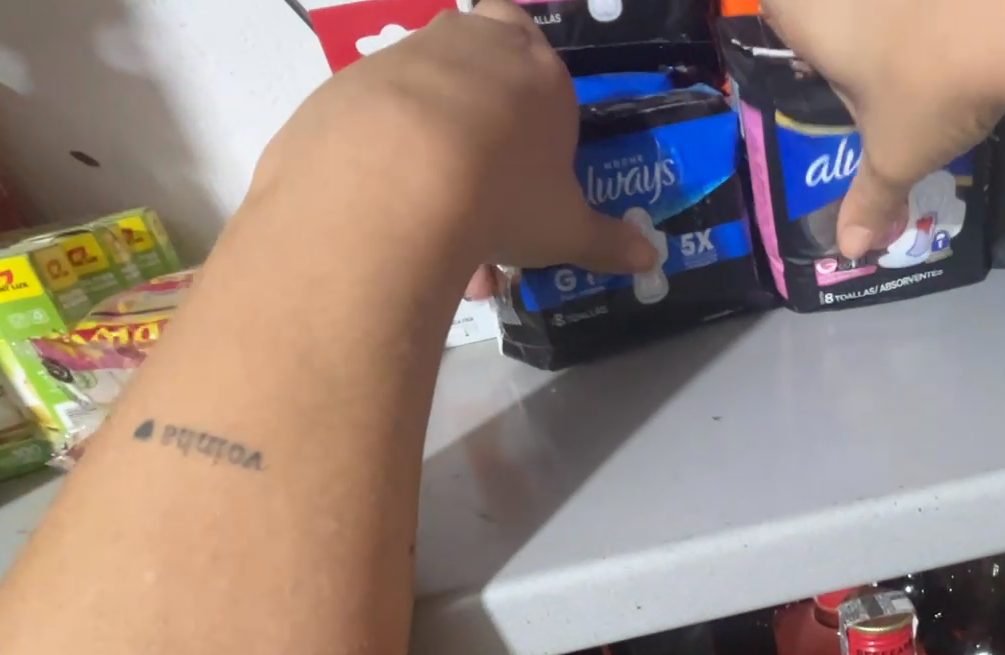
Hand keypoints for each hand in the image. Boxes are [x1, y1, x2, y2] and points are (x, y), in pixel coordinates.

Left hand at [255, 0, 656, 280]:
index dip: (543, 115)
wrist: (395, 185)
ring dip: (443, 152)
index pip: (549, 71)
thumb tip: (651, 259)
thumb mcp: (567, 231)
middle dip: (490, 123)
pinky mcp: (354, 79)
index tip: (536, 165)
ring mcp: (410, 54)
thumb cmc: (505, 198)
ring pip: (433, 96)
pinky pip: (384, 117)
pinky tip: (401, 215)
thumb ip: (608, 243)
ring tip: (445, 230)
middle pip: (488, 68)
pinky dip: (395, 159)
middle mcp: (478, 45)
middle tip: (490, 188)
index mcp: (541, 74)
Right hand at [761, 0, 1004, 258]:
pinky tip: (959, 31)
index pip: (775, 4)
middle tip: (859, 62)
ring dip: (892, 20)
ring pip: (884, 0)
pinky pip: (933, 3)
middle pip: (833, 2)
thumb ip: (869, 202)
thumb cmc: (938, 92)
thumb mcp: (899, 159)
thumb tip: (848, 251)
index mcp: (824, 21)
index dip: (779, 18)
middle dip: (840, 23)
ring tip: (913, 53)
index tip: (801, 51)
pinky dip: (942, 15)